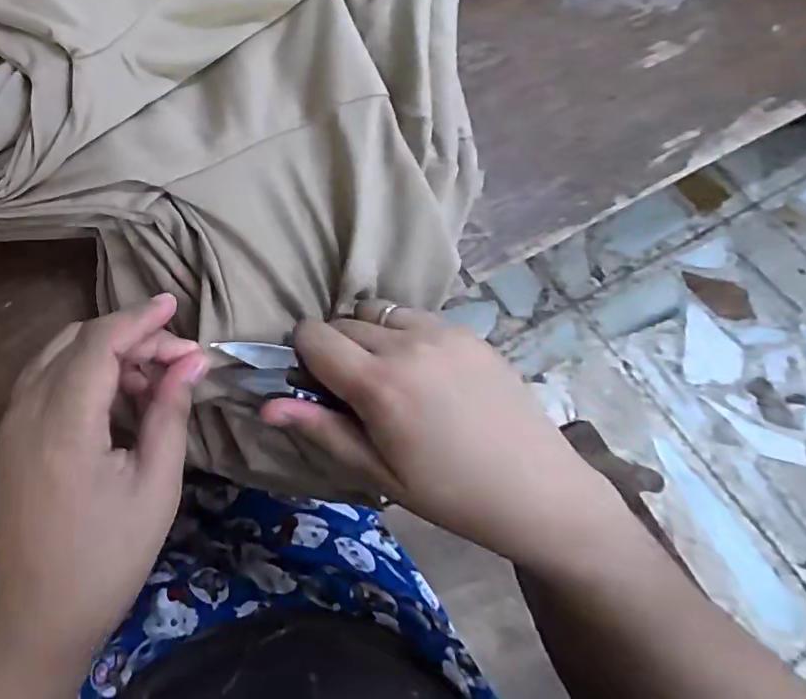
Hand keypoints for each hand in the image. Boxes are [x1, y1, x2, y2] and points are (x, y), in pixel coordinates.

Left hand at [0, 294, 207, 682]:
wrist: (39, 615)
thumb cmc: (106, 557)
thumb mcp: (155, 486)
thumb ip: (170, 413)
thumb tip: (192, 362)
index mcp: (62, 422)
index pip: (100, 342)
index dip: (140, 318)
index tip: (176, 304)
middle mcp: (27, 408)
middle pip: (80, 340)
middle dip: (130, 337)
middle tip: (176, 359)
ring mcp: (11, 419)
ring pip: (60, 352)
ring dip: (106, 351)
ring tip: (151, 379)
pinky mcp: (9, 432)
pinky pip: (46, 376)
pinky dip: (83, 370)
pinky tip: (115, 396)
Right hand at [261, 300, 629, 574]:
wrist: (541, 492)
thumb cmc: (451, 494)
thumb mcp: (379, 471)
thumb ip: (320, 429)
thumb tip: (264, 405)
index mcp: (380, 384)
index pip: (312, 335)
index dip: (303, 355)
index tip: (317, 383)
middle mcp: (406, 344)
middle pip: (340, 322)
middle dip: (335, 349)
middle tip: (356, 391)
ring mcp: (441, 331)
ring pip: (374, 312)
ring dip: (367, 335)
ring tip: (390, 375)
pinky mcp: (466, 330)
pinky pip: (412, 315)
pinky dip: (402, 332)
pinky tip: (425, 371)